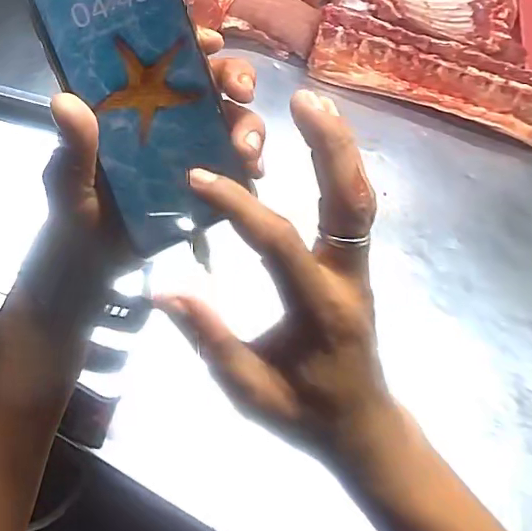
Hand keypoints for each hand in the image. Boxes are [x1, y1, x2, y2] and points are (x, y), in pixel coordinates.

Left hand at [30, 29, 266, 303]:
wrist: (93, 267)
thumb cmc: (73, 211)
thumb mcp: (66, 176)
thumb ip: (72, 144)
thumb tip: (63, 99)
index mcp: (128, 100)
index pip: (160, 56)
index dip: (186, 39)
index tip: (208, 41)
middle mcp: (162, 113)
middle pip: (207, 80)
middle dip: (234, 76)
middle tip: (241, 92)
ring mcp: (188, 146)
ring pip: (230, 117)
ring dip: (247, 124)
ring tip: (245, 150)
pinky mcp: (207, 180)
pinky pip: (237, 162)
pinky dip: (251, 161)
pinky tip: (253, 173)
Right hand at [155, 89, 387, 463]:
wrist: (367, 432)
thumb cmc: (305, 415)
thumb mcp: (251, 392)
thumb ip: (211, 342)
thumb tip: (164, 294)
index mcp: (320, 307)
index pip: (277, 241)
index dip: (236, 204)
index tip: (196, 176)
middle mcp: (348, 276)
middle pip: (350, 202)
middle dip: (330, 147)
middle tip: (304, 98)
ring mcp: (358, 264)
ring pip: (360, 195)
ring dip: (340, 145)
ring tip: (314, 99)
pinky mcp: (355, 258)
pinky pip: (354, 203)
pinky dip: (340, 162)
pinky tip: (322, 133)